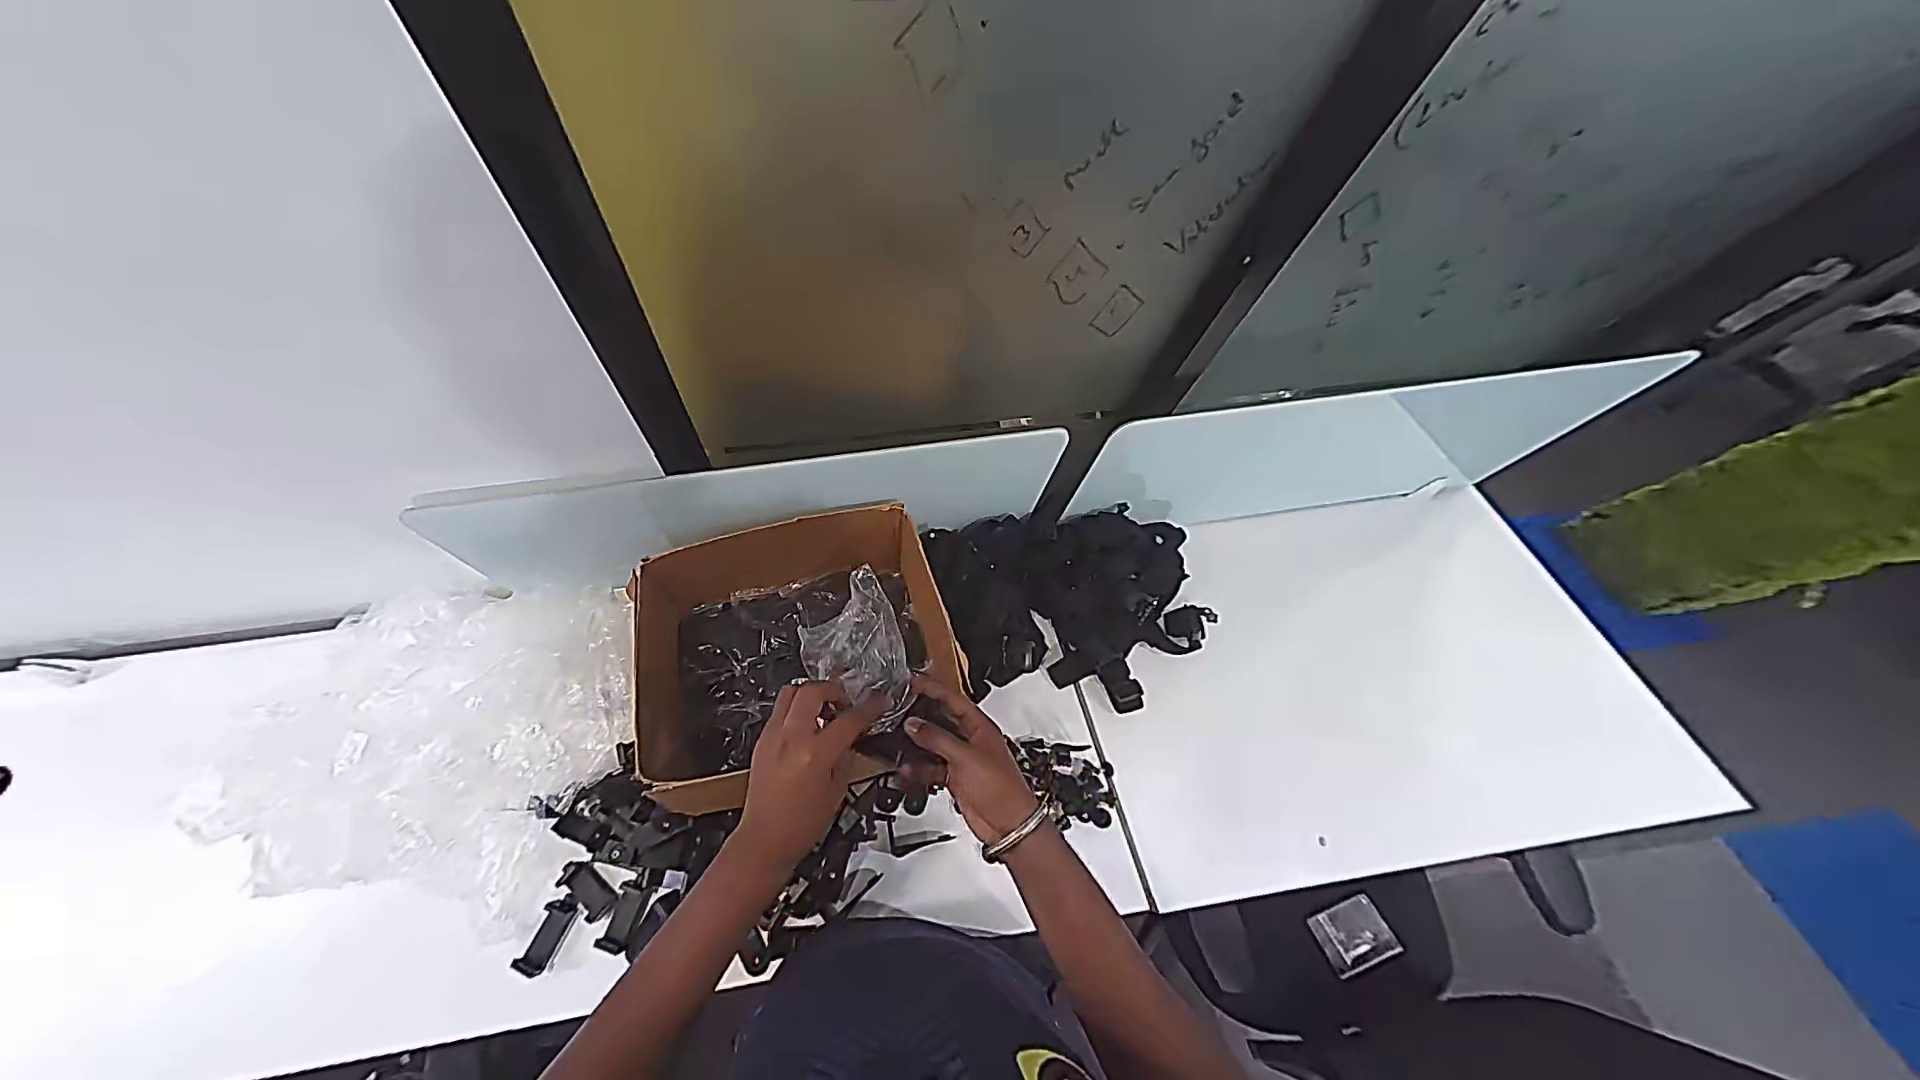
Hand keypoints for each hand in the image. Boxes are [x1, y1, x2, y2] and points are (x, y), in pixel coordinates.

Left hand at [735, 681, 885, 871]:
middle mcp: (791, 740)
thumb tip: (851, 737)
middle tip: (845, 702)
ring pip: (791, 692)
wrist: (764, 840)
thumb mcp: (837, 790)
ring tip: (824, 711)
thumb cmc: (799, 825)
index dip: (870, 707)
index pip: (849, 719)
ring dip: (812, 695)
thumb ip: (845, 756)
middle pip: (813, 690)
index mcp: (815, 754)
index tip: (879, 701)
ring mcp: (773, 737)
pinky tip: (807, 728)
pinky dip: (796, 711)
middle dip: (835, 690)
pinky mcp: (762, 741)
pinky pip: (780, 711)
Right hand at [903, 674, 1041, 844]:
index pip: (953, 699)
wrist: (1009, 824)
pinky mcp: (955, 779)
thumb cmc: (1002, 789)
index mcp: (980, 727)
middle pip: (942, 720)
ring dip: (917, 744)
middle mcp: (971, 740)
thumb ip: (938, 739)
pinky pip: (932, 768)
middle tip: (901, 706)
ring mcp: (962, 760)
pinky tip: (907, 770)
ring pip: (934, 745)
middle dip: (921, 714)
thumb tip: (915, 724)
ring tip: (898, 739)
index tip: (914, 681)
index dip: (933, 688)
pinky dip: (919, 769)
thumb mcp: (966, 757)